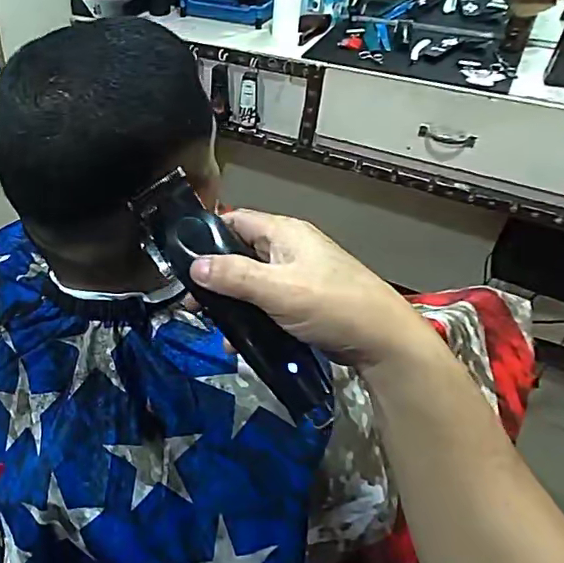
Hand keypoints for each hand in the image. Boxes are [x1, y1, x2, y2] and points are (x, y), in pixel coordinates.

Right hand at [188, 210, 433, 367]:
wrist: (382, 339)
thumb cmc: (331, 304)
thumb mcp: (277, 289)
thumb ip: (234, 276)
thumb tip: (194, 265)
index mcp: (285, 232)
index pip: (235, 220)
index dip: (207, 235)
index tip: (182, 261)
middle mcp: (290, 248)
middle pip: (241, 253)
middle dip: (216, 277)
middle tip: (195, 304)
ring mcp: (299, 276)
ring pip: (254, 282)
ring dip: (234, 303)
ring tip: (216, 328)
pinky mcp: (306, 302)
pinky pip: (270, 303)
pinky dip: (254, 318)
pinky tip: (242, 342)